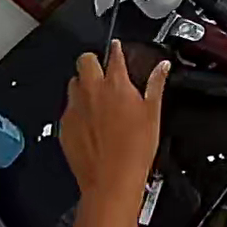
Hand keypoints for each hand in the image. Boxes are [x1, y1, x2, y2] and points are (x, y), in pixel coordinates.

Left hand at [60, 45, 168, 223]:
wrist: (112, 180)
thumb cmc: (135, 148)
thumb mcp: (154, 112)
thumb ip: (156, 84)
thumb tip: (162, 67)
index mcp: (116, 85)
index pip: (113, 55)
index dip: (116, 48)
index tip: (117, 47)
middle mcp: (92, 92)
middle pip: (84, 61)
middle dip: (93, 60)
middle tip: (102, 67)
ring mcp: (75, 109)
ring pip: (73, 84)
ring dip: (83, 84)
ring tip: (97, 95)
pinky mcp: (64, 127)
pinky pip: (68, 108)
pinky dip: (78, 108)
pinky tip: (91, 121)